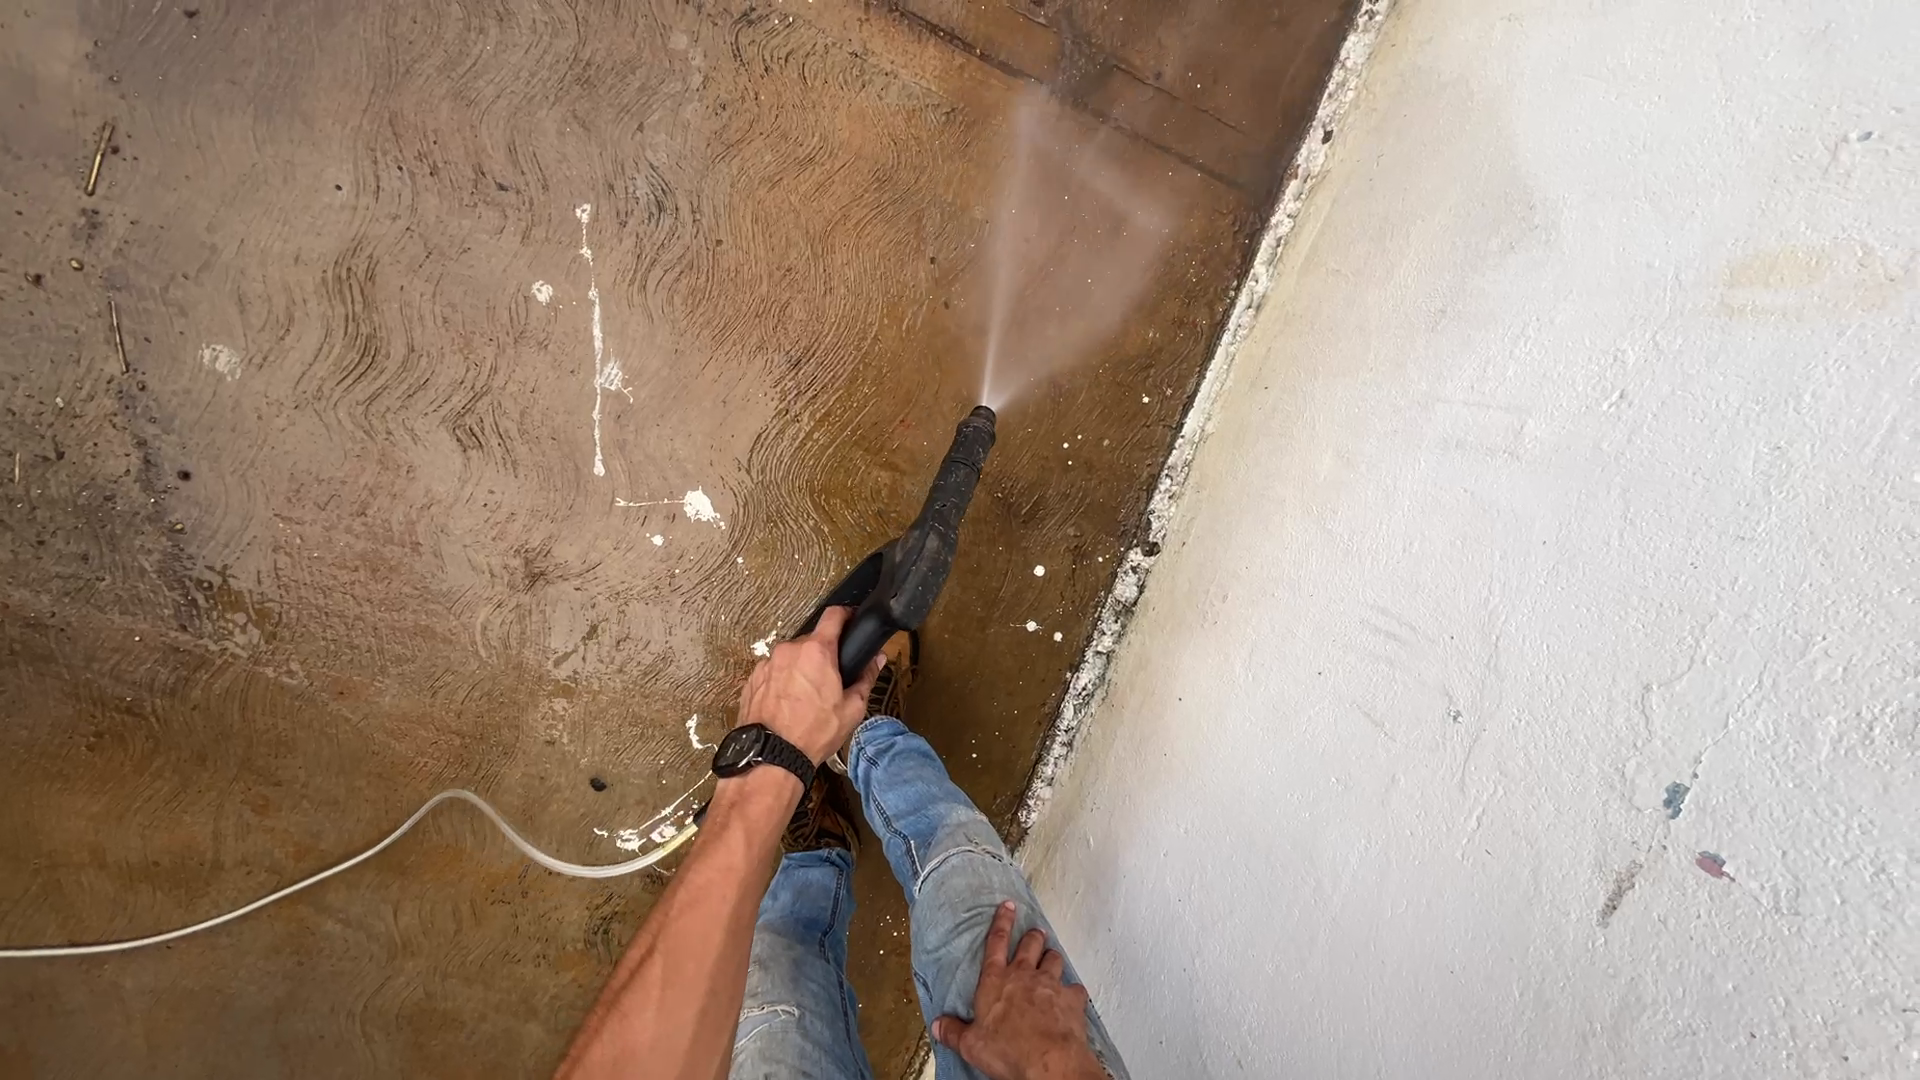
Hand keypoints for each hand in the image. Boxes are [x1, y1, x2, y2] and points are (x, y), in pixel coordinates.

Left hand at [734, 606, 883, 764]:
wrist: (771, 757)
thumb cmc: (810, 734)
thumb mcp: (851, 708)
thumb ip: (866, 678)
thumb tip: (876, 661)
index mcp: (817, 651)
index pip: (833, 615)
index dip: (845, 614)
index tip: (849, 619)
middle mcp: (789, 650)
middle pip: (811, 641)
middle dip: (822, 656)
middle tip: (830, 679)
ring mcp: (767, 664)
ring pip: (791, 658)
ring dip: (800, 670)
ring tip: (806, 699)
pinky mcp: (752, 679)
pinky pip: (773, 672)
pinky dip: (782, 683)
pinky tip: (789, 705)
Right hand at [933, 902, 1106, 1079]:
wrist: (1048, 1061)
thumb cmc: (1007, 1050)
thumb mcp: (972, 1044)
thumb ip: (954, 1032)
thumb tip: (937, 1025)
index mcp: (996, 979)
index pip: (997, 941)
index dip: (1002, 921)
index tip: (1008, 905)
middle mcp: (1024, 974)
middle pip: (1030, 944)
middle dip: (1033, 936)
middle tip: (1035, 933)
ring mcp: (1050, 983)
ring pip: (1053, 959)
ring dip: (1052, 958)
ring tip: (1051, 959)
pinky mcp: (1071, 998)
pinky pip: (1075, 988)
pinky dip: (1073, 992)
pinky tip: (1072, 998)